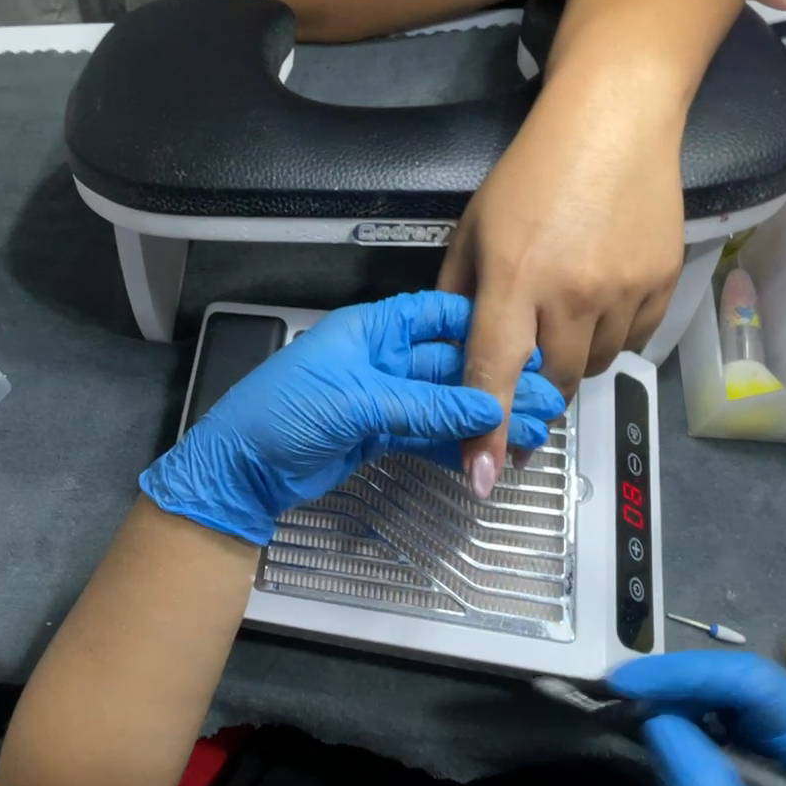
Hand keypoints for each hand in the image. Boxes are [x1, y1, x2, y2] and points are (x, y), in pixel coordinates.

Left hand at [140, 292, 565, 543]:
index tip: (526, 347)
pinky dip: (453, 444)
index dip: (481, 330)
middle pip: (447, 365)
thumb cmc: (280, 412)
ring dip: (482, 419)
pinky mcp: (376, 434)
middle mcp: (379, 358)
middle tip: (543, 404)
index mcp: (370, 330)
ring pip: (442, 404)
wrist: (242, 468)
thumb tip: (486, 406)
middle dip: (494, 383)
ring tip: (530, 435)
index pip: (436, 316)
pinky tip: (485, 454)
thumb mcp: (354, 400)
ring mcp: (379, 398)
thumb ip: (422, 405)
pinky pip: (424, 434)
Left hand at [438, 74, 683, 491]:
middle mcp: (572, 294)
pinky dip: (608, 338)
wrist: (617, 121)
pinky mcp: (664, 284)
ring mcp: (625, 291)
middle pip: (552, 383)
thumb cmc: (528, 176)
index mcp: (513, 280)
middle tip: (521, 374)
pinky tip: (595, 302)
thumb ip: (458, 294)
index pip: (493, 370)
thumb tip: (453, 349)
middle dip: (532, 391)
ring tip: (559, 321)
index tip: (482, 479)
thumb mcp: (472, 232)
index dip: (485, 430)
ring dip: (569, 363)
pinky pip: (630, 341)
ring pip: (593, 368)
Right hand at [609, 653, 785, 785]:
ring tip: (632, 708)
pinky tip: (655, 716)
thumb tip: (661, 725)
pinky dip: (678, 699)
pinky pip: (718, 694)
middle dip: (673, 681)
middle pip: (738, 675)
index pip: (759, 688)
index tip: (625, 685)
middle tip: (620, 698)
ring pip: (724, 679)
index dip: (686, 676)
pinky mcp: (772, 725)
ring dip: (672, 689)